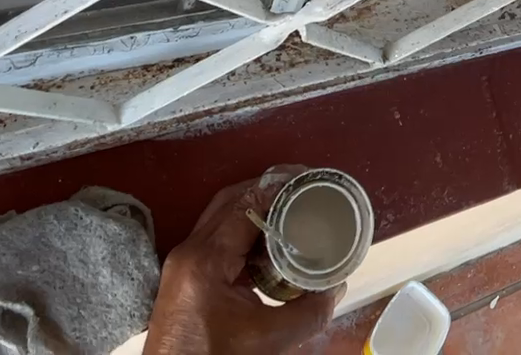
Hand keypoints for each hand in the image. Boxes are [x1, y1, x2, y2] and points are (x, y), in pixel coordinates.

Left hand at [143, 170, 342, 354]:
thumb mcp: (268, 343)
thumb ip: (309, 312)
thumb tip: (337, 286)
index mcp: (206, 260)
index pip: (247, 204)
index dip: (280, 187)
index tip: (310, 182)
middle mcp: (189, 252)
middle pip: (232, 200)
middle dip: (269, 189)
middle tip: (304, 189)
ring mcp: (183, 264)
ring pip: (223, 216)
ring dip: (256, 208)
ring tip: (292, 210)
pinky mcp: (184, 278)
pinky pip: (218, 238)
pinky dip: (245, 231)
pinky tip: (270, 243)